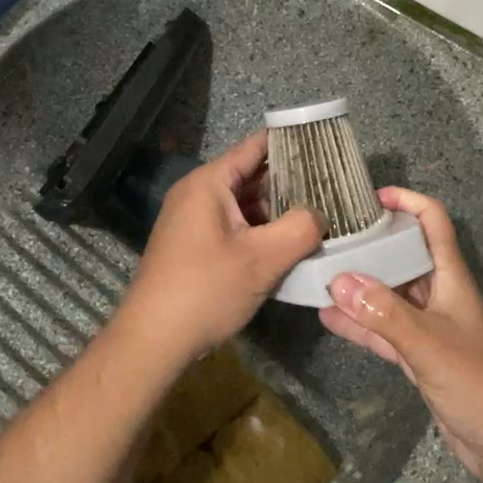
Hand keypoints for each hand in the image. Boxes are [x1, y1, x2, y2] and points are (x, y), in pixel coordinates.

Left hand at [116, 131, 323, 365]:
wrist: (152, 341)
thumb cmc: (206, 289)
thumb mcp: (262, 259)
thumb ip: (299, 229)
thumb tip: (320, 214)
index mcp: (209, 182)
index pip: (254, 147)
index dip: (289, 142)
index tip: (322, 141)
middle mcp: (197, 192)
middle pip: (250, 175)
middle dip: (288, 181)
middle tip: (330, 186)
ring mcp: (192, 219)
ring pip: (242, 203)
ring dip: (275, 210)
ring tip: (317, 215)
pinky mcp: (192, 244)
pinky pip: (232, 224)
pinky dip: (258, 230)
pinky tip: (286, 244)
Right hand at [319, 188, 482, 482]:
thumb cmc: (478, 380)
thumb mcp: (428, 342)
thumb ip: (383, 313)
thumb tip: (338, 280)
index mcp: (451, 276)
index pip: (432, 221)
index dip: (407, 201)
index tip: (370, 196)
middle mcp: (438, 293)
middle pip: (402, 254)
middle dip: (370, 243)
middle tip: (330, 235)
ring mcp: (428, 325)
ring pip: (388, 293)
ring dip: (358, 284)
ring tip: (319, 271)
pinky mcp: (419, 356)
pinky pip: (382, 329)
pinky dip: (358, 323)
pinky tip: (328, 316)